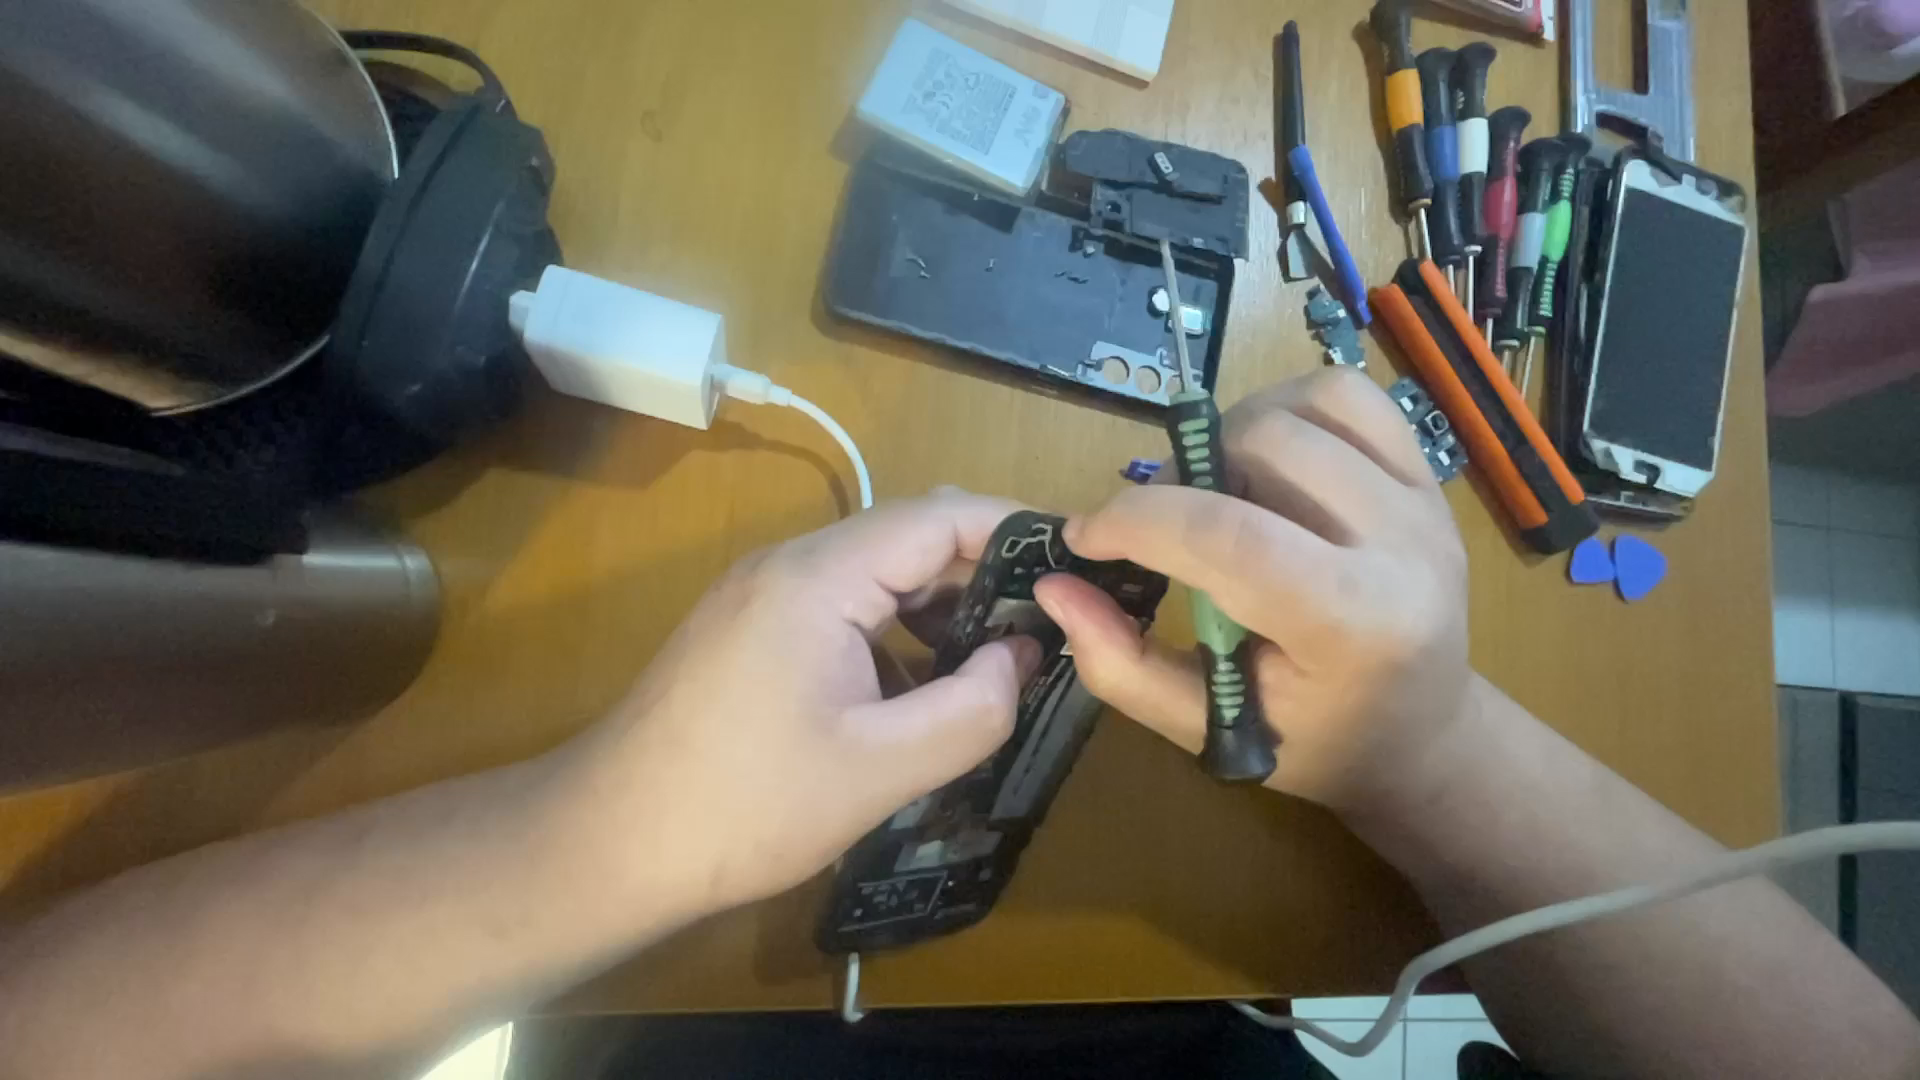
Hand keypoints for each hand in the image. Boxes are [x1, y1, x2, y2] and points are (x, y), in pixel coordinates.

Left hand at [569, 490, 1039, 920]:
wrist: (609, 841)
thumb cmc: (746, 806)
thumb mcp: (881, 769)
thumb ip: (971, 708)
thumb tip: (1021, 655)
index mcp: (821, 577)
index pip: (939, 516)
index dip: (1013, 530)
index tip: (1072, 563)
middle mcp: (793, 564)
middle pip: (910, 536)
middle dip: (985, 569)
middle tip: (1049, 618)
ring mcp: (768, 592)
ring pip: (880, 571)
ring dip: (942, 602)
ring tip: (1000, 652)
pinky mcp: (758, 625)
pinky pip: (848, 603)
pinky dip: (899, 627)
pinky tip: (924, 680)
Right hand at [1033, 368, 1470, 812]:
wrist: (1421, 728)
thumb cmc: (1311, 740)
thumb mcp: (1205, 728)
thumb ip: (1121, 665)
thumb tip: (1055, 586)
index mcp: (1353, 626)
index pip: (1230, 537)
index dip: (1138, 521)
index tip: (1085, 536)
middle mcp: (1403, 547)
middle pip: (1265, 448)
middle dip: (1182, 479)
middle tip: (1158, 528)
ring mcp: (1423, 500)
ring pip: (1302, 407)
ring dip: (1228, 437)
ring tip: (1212, 494)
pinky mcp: (1426, 474)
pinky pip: (1346, 395)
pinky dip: (1284, 409)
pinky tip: (1261, 459)